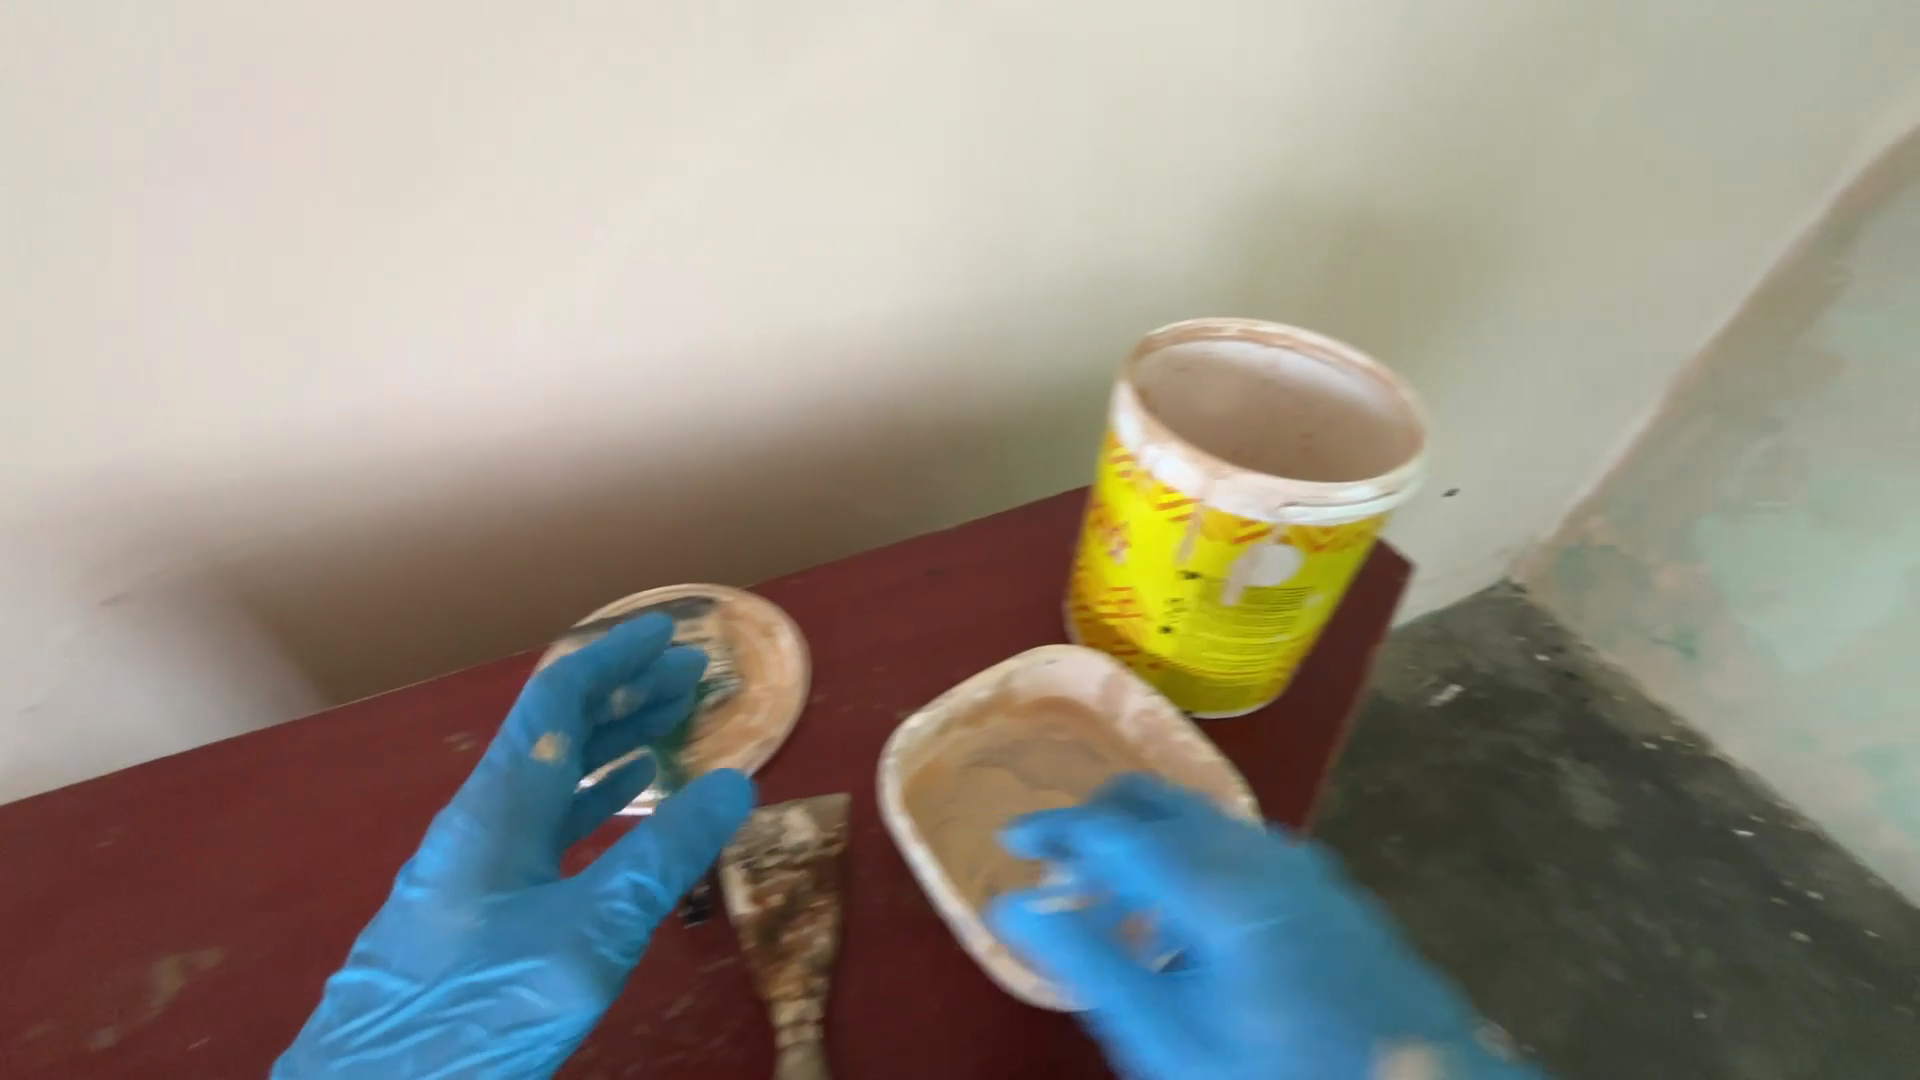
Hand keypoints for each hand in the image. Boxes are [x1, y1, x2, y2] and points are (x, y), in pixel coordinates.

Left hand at [275, 614, 755, 1078]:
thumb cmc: (474, 1019)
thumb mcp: (589, 937)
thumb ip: (664, 856)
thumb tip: (736, 783)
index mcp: (499, 805)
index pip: (557, 700)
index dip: (615, 657)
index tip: (667, 631)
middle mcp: (487, 816)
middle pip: (560, 726)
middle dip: (629, 689)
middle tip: (693, 671)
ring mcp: (483, 859)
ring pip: (559, 769)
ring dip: (620, 734)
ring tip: (677, 714)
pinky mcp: (488, 900)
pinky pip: (556, 816)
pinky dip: (603, 788)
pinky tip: (637, 787)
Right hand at [989, 774, 1542, 1079]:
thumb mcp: (1169, 1040)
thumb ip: (1087, 960)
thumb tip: (1013, 905)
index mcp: (1211, 881)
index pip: (1109, 827)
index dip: (1054, 828)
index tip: (1011, 841)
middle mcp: (1251, 848)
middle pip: (1150, 799)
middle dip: (1095, 822)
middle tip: (1059, 868)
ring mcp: (1293, 860)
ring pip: (1192, 819)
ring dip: (1140, 843)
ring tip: (1116, 908)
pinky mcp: (1320, 881)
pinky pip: (1230, 844)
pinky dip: (1185, 859)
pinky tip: (1186, 927)